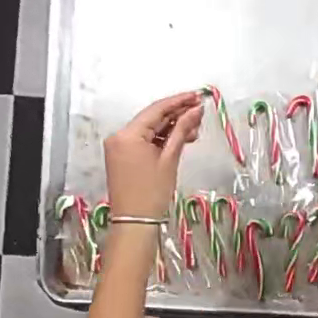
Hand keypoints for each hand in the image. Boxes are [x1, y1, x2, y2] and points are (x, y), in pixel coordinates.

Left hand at [106, 91, 203, 219]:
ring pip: (149, 130)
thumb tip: (196, 110)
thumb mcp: (169, 159)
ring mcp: (118, 146)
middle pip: (152, 119)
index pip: (156, 110)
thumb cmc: (153, 192)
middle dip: (176, 116)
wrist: (134, 222)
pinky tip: (179, 140)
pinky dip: (160, 140)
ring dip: (170, 129)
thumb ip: (182, 131)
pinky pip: (143, 141)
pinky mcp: (121, 156)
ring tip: (194, 130)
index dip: (178, 102)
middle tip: (200, 114)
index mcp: (128, 134)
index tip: (197, 95)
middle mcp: (119, 136)